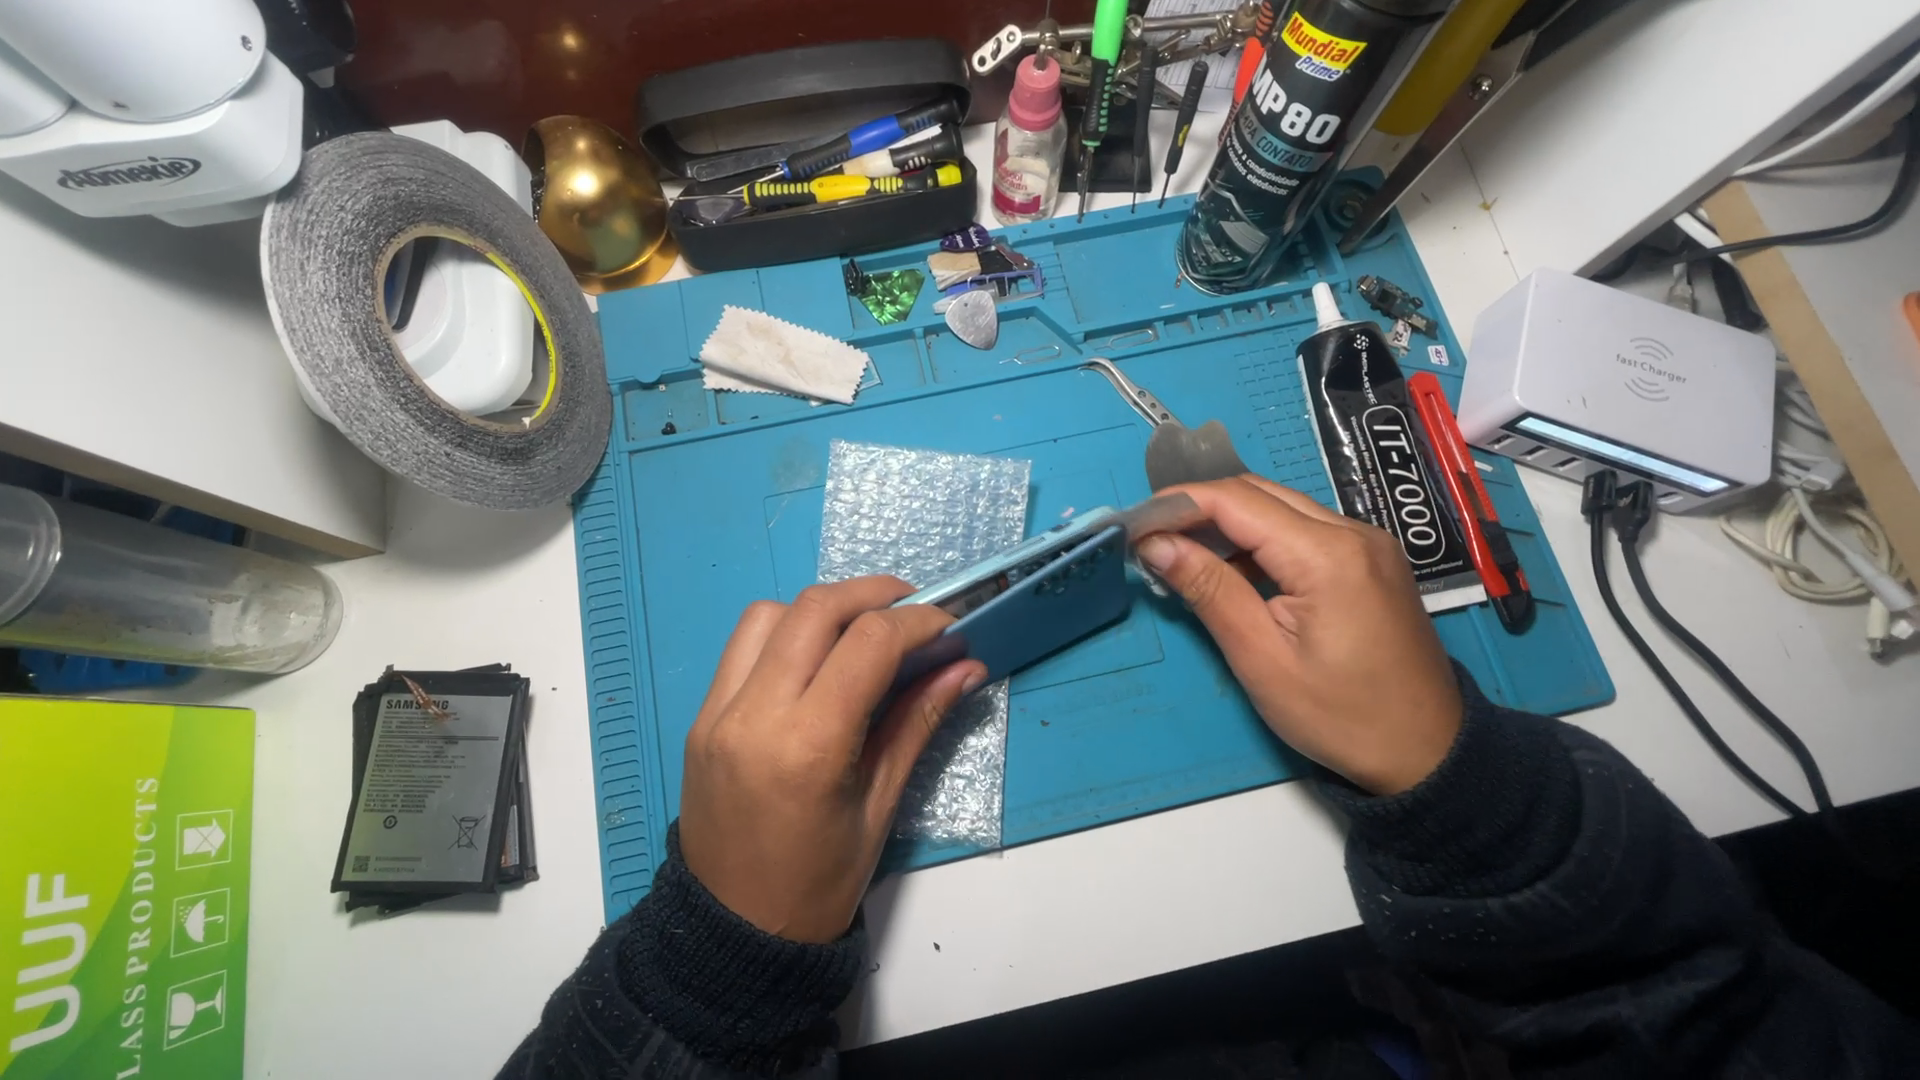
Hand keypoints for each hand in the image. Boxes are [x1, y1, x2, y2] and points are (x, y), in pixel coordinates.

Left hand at [677, 576, 987, 942]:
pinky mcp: (701, 716)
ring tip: (862, 631)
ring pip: (770, 614)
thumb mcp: (881, 805)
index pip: (868, 643)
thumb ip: (919, 722)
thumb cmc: (820, 882)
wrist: (731, 933)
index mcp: (807, 746)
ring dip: (823, 608)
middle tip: (913, 609)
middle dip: (873, 593)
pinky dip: (786, 632)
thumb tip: (967, 667)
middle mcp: (754, 714)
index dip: (918, 622)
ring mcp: (717, 712)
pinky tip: (816, 658)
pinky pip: (743, 646)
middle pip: (815, 608)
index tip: (948, 626)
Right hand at [1136, 476, 1461, 794]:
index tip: (1134, 524)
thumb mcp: (1261, 658)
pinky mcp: (1368, 559)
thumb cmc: (1339, 716)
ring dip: (1226, 522)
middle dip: (1197, 507)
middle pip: (1258, 493)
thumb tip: (1155, 544)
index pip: (1236, 501)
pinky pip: (1301, 529)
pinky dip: (1257, 538)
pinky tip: (1230, 567)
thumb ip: (1209, 590)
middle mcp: (1351, 531)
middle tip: (1150, 537)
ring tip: (1179, 552)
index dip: (1178, 503)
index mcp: (1326, 554)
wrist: (1427, 752)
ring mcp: (1365, 542)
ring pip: (1279, 507)